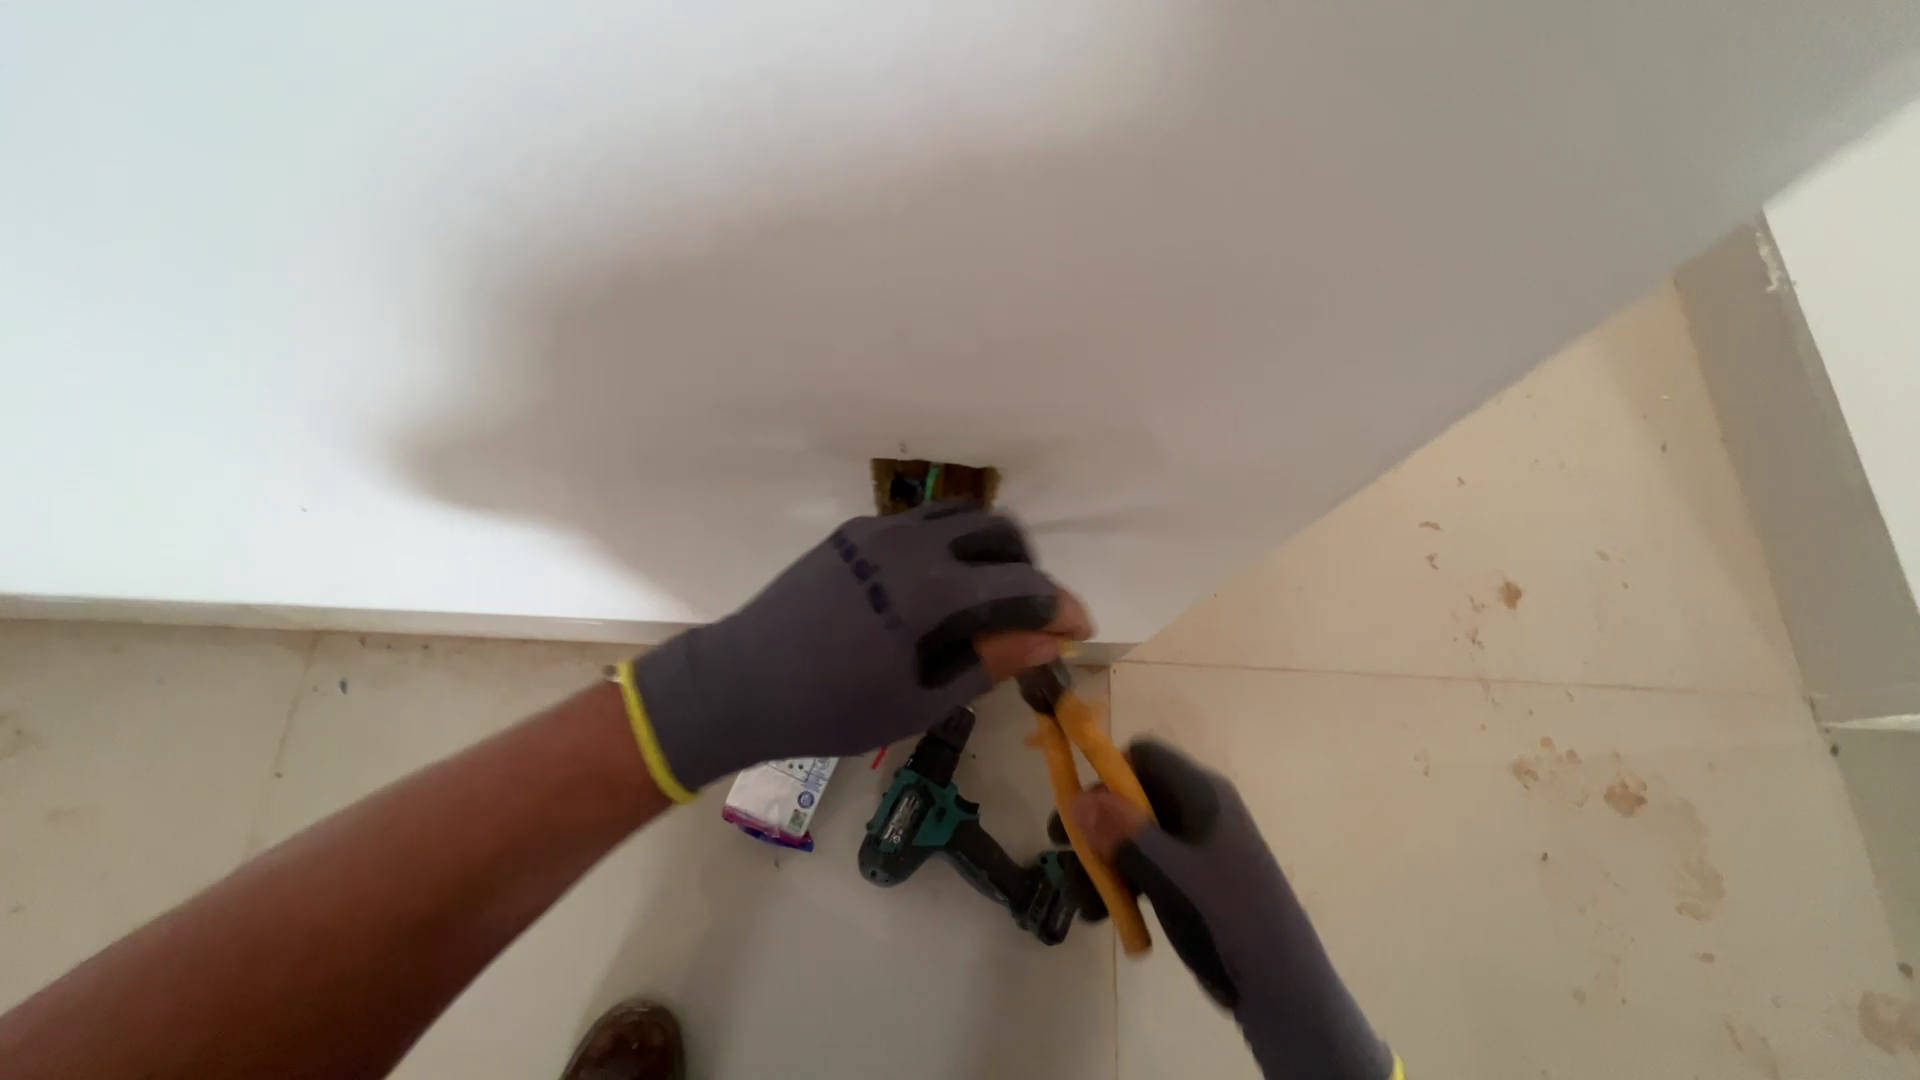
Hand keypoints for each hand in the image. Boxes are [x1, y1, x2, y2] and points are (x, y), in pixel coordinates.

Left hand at [634, 500, 1091, 791]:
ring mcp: (878, 529)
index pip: (1020, 585)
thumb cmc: (830, 710)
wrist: (739, 683)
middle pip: (998, 530)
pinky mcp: (853, 531)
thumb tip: (1049, 640)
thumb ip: (987, 664)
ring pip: (959, 515)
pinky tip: (937, 584)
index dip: (1060, 607)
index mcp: (929, 589)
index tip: (1080, 629)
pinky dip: (948, 542)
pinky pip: (919, 522)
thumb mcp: (917, 702)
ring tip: (990, 593)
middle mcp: (909, 542)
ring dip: (990, 546)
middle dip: (1029, 568)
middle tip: (1031, 612)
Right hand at [1073, 740, 1395, 1079]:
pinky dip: (1118, 884)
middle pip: (1130, 798)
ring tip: (1082, 904)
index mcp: (1201, 795)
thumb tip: (1079, 797)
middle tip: (1059, 850)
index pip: (1144, 757)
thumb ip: (1126, 834)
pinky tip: (1101, 915)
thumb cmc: (1230, 918)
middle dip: (1094, 826)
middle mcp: (1195, 811)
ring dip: (1100, 863)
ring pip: (1130, 836)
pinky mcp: (1187, 881)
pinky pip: (1141, 867)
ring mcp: (1192, 848)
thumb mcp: (1174, 874)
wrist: (1282, 990)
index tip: (1078, 805)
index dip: (1107, 772)